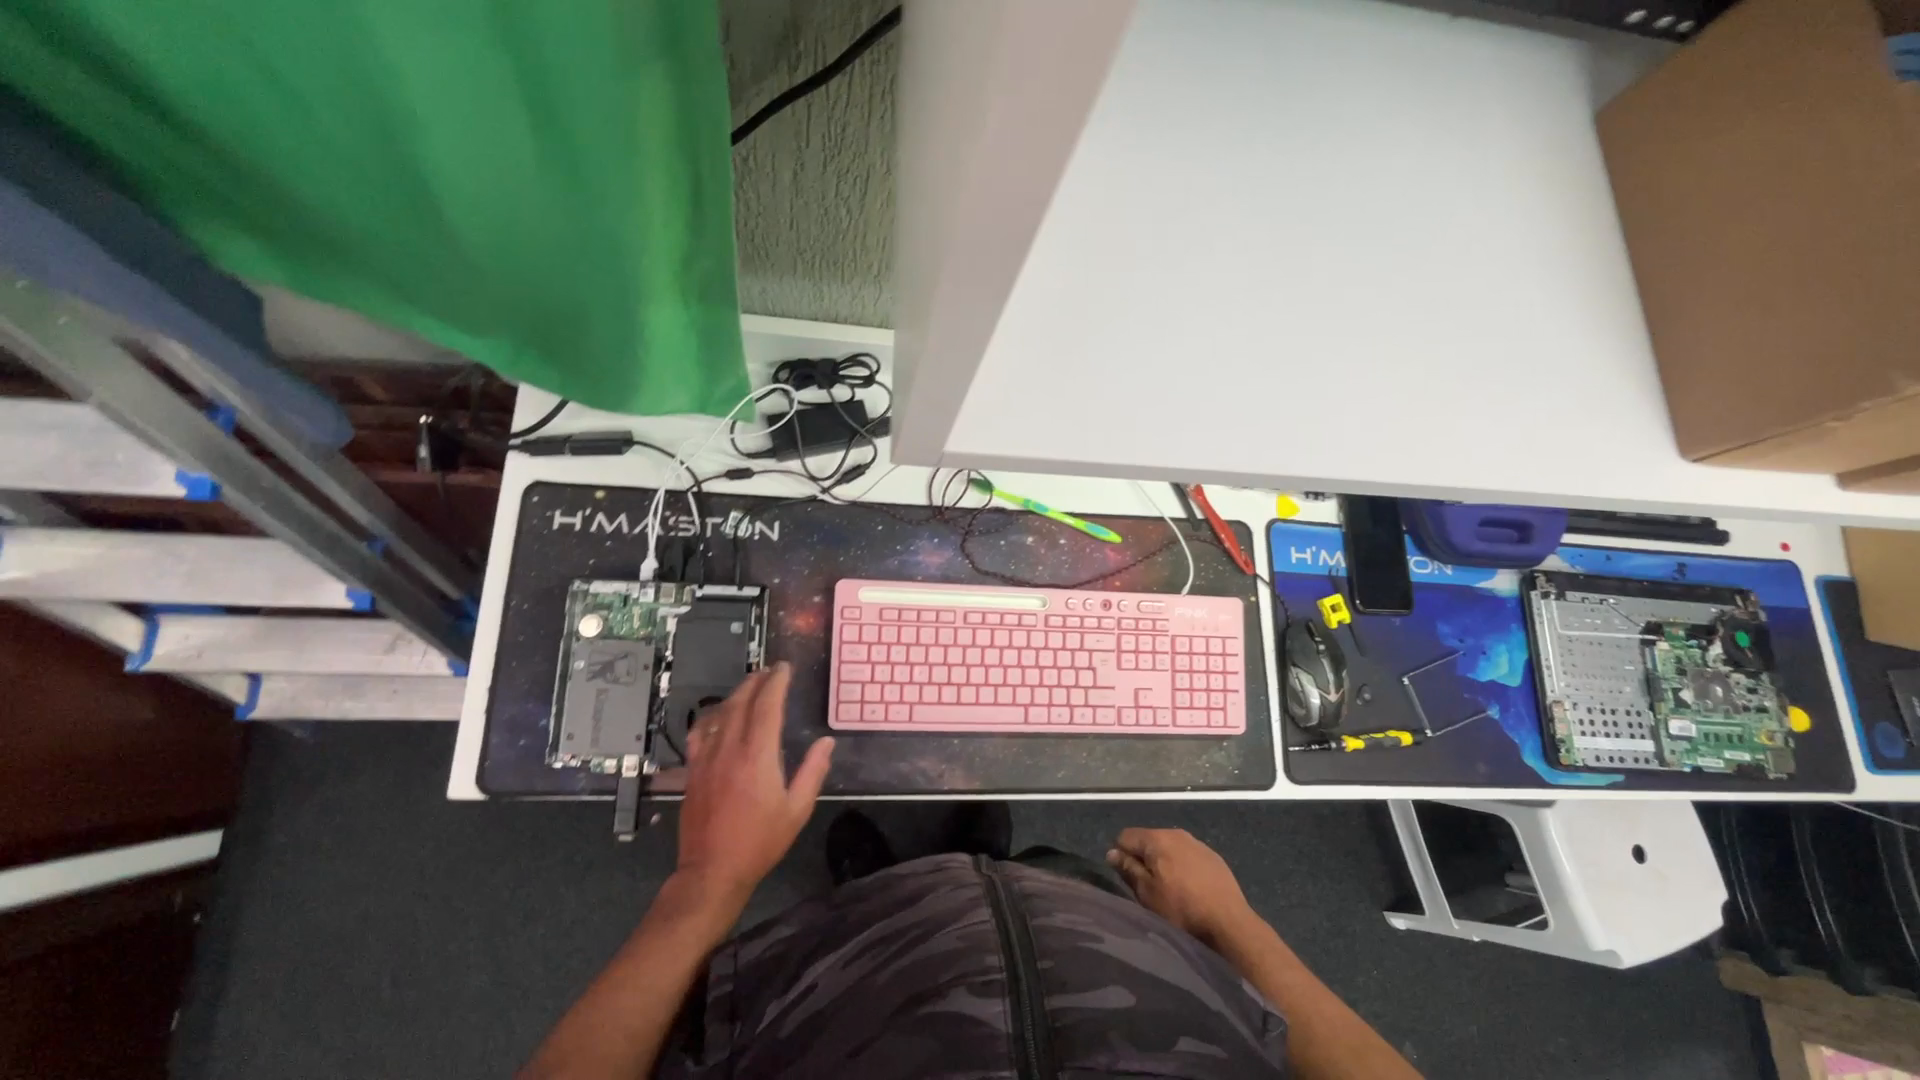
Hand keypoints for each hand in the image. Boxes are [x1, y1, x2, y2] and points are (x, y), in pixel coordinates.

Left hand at [676, 663, 833, 900]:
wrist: (712, 870)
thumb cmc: (760, 842)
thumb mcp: (797, 810)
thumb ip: (813, 772)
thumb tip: (826, 743)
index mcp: (758, 755)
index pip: (767, 705)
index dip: (776, 682)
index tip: (784, 668)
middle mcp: (730, 749)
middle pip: (741, 702)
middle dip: (756, 681)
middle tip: (769, 671)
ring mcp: (707, 758)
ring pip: (719, 714)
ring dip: (735, 695)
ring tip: (749, 686)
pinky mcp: (693, 771)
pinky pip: (700, 733)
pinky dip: (711, 717)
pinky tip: (717, 717)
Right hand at [1108, 828, 1254, 944]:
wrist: (1228, 922)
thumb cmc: (1181, 909)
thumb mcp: (1147, 893)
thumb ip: (1128, 868)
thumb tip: (1112, 852)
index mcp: (1157, 838)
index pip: (1125, 836)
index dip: (1121, 855)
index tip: (1128, 877)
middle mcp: (1177, 833)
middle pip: (1148, 840)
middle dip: (1144, 858)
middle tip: (1149, 886)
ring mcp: (1198, 843)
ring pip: (1170, 847)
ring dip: (1164, 862)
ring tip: (1171, 888)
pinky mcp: (1213, 856)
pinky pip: (1188, 856)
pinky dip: (1183, 866)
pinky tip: (1190, 888)